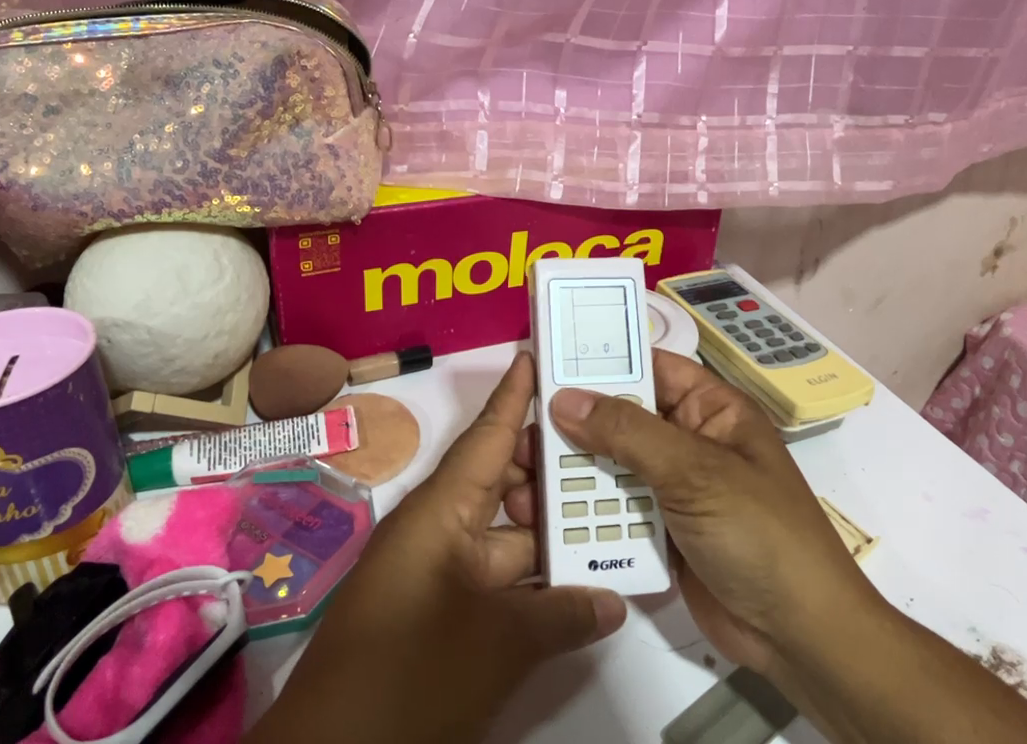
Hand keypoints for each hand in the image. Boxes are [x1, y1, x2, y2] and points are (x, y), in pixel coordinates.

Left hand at [248, 352, 623, 743]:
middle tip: (610, 451)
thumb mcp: (499, 643)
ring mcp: (440, 573)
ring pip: (507, 536)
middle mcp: (440, 531)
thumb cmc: (413, 672)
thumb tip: (613, 602)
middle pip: (504, 484)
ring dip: (551, 531)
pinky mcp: (441, 612)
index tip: (538, 354)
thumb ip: (562, 616)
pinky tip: (582, 583)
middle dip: (553, 470)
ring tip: (613, 514)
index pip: (487, 437)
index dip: (515, 396)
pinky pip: (498, 577)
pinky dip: (536, 577)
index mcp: (441, 513)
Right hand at [532, 350, 879, 676]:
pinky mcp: (661, 534)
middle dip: (573, 426)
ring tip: (520, 480)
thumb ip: (627, 432)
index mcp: (712, 410)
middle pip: (621, 420)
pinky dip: (583, 513)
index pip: (651, 368)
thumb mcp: (695, 472)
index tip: (546, 362)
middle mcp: (690, 442)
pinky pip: (615, 511)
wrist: (798, 634)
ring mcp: (674, 490)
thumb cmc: (759, 533)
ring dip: (571, 474)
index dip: (602, 362)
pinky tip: (541, 520)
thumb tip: (563, 399)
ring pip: (612, 468)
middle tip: (520, 433)